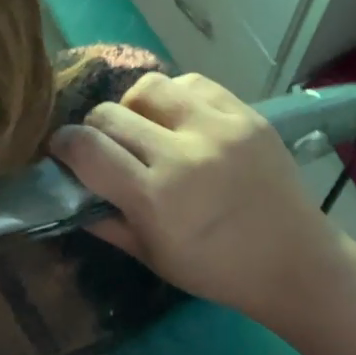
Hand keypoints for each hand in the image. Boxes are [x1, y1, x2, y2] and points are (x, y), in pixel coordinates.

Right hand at [50, 72, 350, 321]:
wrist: (295, 261)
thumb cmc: (214, 270)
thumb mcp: (149, 256)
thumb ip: (104, 221)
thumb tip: (67, 192)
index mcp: (155, 197)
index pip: (86, 148)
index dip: (62, 145)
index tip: (60, 151)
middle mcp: (183, 153)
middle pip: (109, 115)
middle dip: (92, 129)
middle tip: (99, 147)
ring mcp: (218, 128)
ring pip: (148, 88)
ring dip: (132, 107)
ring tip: (141, 130)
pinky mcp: (246, 114)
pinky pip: (191, 84)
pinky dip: (173, 98)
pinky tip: (177, 121)